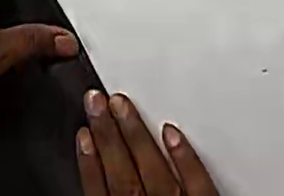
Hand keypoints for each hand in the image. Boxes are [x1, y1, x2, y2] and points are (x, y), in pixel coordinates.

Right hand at [78, 91, 217, 195]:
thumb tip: (98, 176)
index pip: (100, 192)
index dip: (89, 162)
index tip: (83, 132)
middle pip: (124, 175)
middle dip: (107, 134)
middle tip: (95, 99)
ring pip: (154, 172)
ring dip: (135, 134)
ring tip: (121, 103)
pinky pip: (200, 187)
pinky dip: (186, 159)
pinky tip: (172, 131)